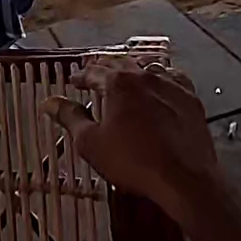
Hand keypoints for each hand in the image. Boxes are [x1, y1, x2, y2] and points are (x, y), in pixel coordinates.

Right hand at [44, 54, 224, 220]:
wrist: (183, 178)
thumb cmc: (133, 161)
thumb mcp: (91, 143)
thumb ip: (70, 118)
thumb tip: (50, 102)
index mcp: (119, 82)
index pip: (94, 71)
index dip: (81, 76)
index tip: (73, 80)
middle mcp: (145, 75)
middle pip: (121, 63)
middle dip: (105, 67)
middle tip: (95, 73)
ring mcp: (171, 84)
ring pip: (147, 66)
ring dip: (133, 69)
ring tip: (124, 75)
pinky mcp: (190, 98)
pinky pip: (173, 78)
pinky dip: (161, 77)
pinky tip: (160, 83)